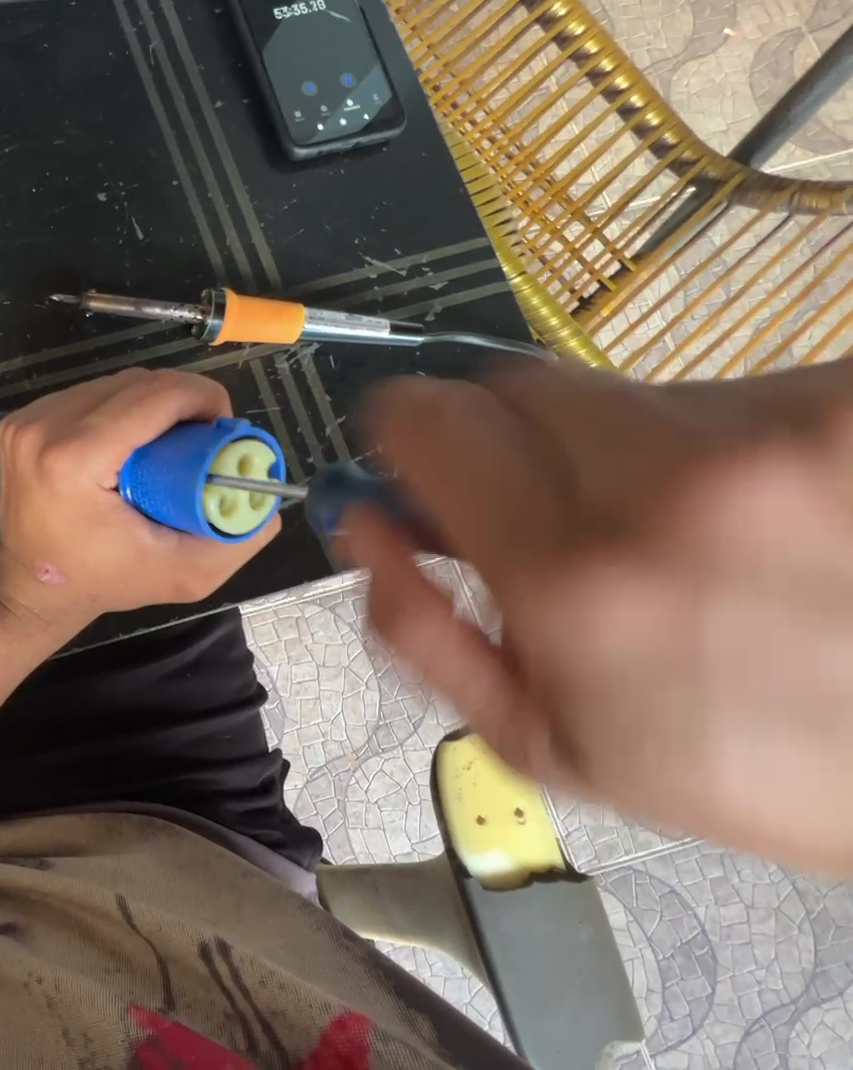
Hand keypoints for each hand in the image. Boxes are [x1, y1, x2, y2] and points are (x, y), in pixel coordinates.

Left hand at [0, 368, 277, 631]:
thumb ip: (234, 538)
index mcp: (73, 460)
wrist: (32, 586)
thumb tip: (268, 497)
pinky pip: (85, 396)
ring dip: (147, 404)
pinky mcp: (18, 422)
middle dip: (180, 403)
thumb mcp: (182, 574)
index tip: (220, 430)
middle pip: (136, 383)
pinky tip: (126, 444)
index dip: (202, 400)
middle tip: (197, 442)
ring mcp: (25, 423)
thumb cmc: (103, 580)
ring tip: (163, 447)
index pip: (156, 394)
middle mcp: (42, 430)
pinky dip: (114, 410)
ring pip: (110, 384)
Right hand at [347, 363, 852, 875]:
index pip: (429, 420)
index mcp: (574, 575)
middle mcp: (677, 486)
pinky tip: (759, 515)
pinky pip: (730, 394)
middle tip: (541, 499)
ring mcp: (790, 436)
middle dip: (501, 435)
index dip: (404, 431)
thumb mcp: (535, 737)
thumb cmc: (744, 766)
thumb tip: (362, 525)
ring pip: (621, 390)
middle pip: (514, 385)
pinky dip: (716, 444)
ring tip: (677, 527)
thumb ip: (414, 627)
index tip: (416, 453)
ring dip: (615, 445)